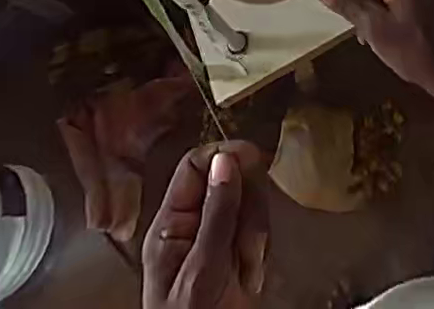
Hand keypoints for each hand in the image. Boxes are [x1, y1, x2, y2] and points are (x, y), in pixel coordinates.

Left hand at [143, 141, 268, 308]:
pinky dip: (261, 250)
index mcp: (171, 224)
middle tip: (247, 246)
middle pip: (230, 179)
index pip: (195, 165)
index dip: (224, 155)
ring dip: (256, 235)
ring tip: (248, 272)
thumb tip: (225, 158)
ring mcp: (216, 238)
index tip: (254, 160)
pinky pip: (258, 228)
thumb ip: (217, 214)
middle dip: (248, 208)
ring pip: (249, 202)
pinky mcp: (236, 252)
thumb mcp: (202, 272)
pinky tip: (252, 278)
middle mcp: (193, 224)